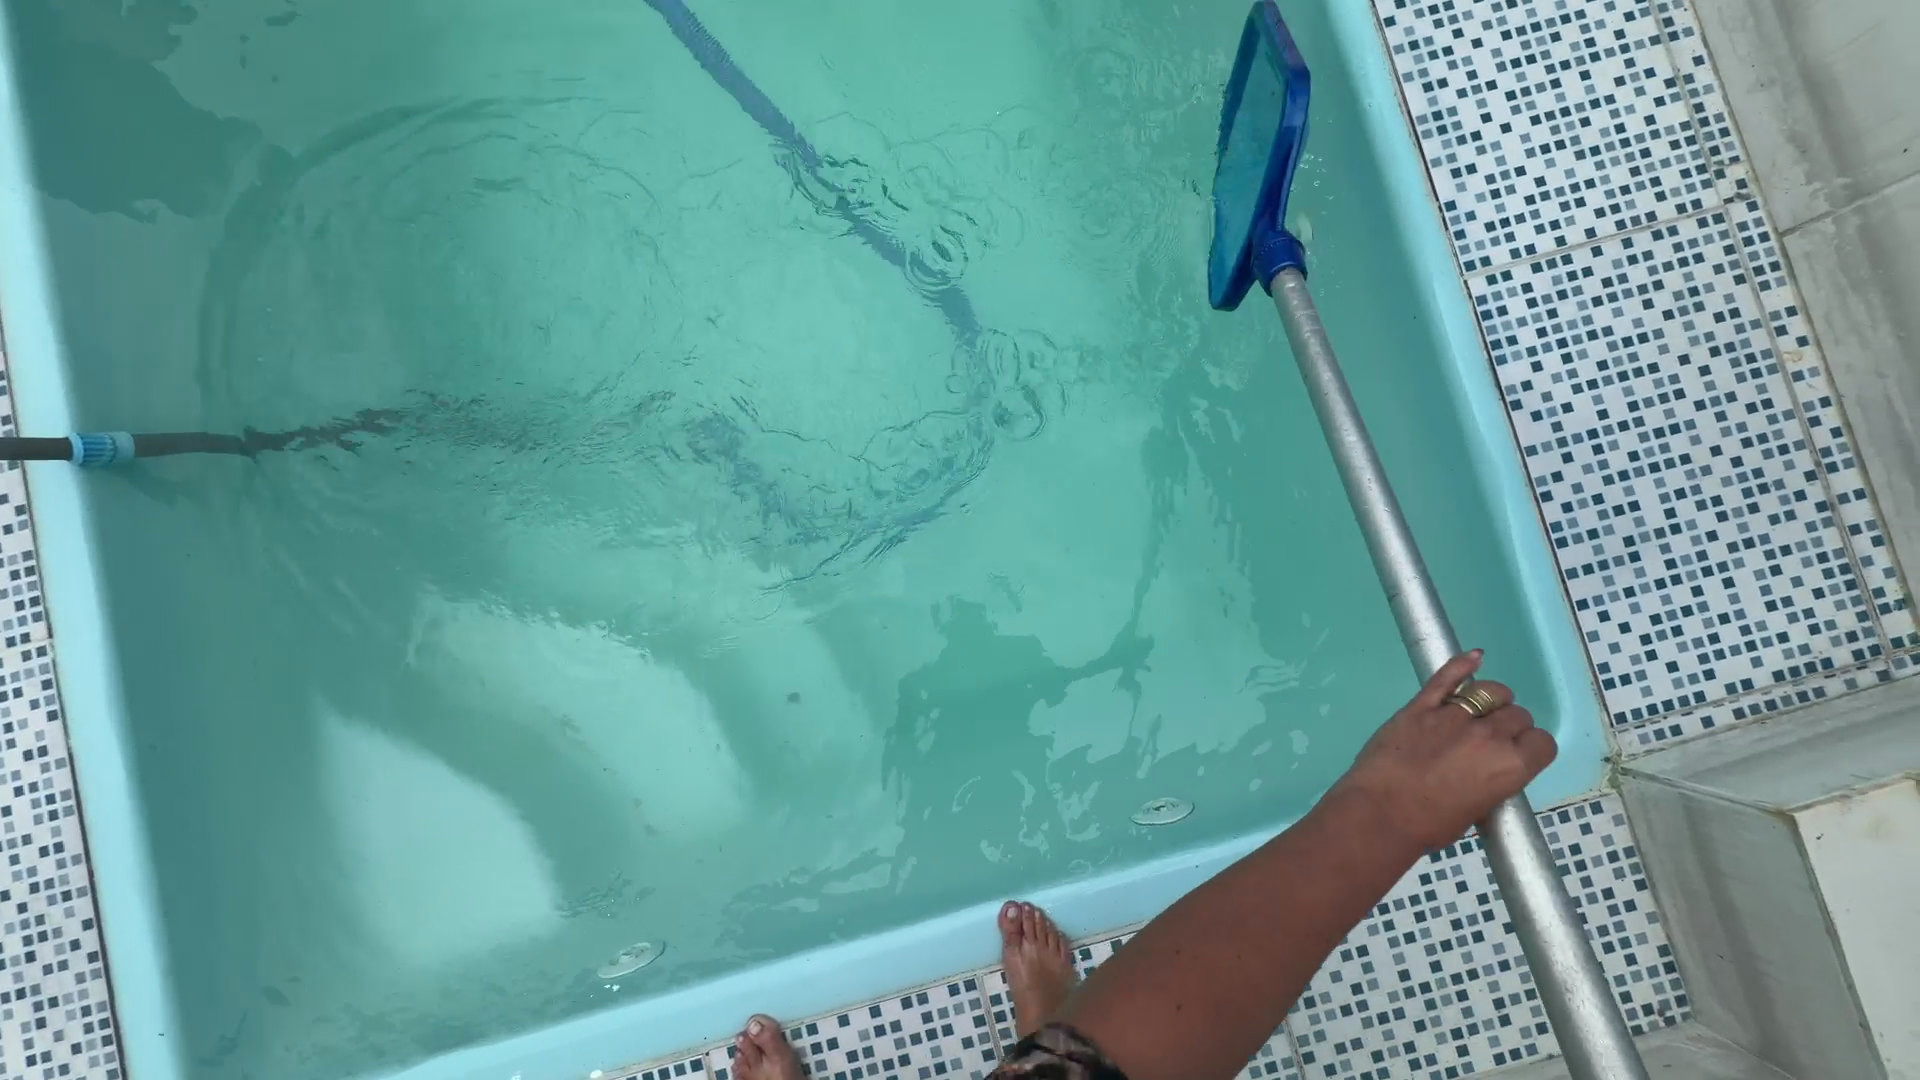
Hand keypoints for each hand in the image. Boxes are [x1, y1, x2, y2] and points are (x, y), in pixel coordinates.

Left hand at [1328, 650, 1555, 850]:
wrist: (1381, 812)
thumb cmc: (1431, 823)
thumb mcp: (1480, 808)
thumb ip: (1493, 778)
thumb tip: (1489, 766)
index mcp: (1513, 766)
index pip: (1542, 741)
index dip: (1530, 745)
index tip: (1518, 750)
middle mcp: (1489, 736)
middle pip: (1516, 714)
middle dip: (1509, 723)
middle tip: (1490, 737)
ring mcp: (1451, 716)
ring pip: (1488, 692)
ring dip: (1490, 698)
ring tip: (1481, 707)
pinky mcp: (1418, 707)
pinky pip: (1444, 679)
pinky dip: (1461, 664)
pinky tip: (1474, 656)